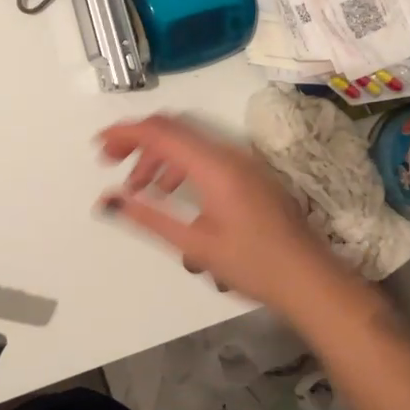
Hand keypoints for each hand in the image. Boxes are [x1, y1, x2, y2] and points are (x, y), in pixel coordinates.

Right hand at [96, 114, 346, 312]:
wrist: (311, 281)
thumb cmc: (252, 266)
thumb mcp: (193, 245)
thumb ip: (147, 217)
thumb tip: (107, 200)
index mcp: (214, 166)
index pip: (160, 132)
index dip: (124, 133)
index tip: (99, 145)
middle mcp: (229, 154)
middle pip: (173, 128)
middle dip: (138, 140)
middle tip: (111, 161)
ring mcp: (243, 162)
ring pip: (189, 140)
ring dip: (158, 155)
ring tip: (140, 186)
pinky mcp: (250, 173)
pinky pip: (205, 153)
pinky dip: (179, 162)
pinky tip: (172, 191)